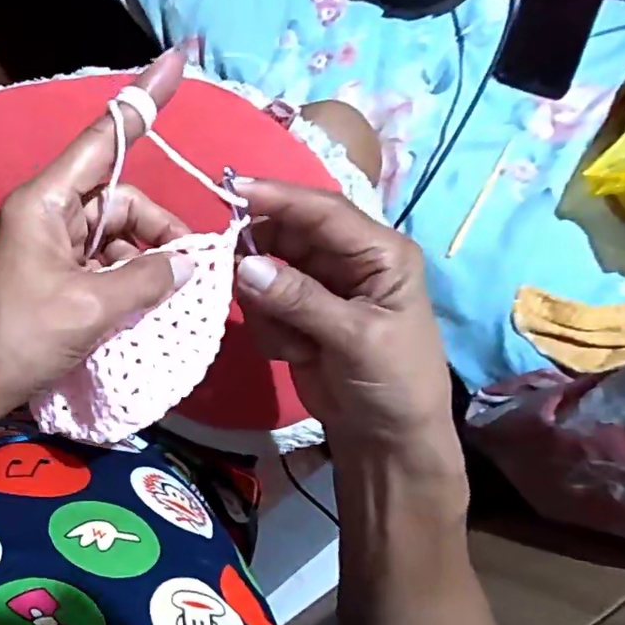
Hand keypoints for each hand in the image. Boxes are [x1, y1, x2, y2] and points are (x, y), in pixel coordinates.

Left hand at [0, 51, 194, 429]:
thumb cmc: (25, 339)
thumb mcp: (94, 308)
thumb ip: (148, 278)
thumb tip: (188, 263)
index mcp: (44, 202)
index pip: (102, 139)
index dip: (143, 102)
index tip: (178, 61)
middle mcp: (46, 212)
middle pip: (118, 197)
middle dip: (157, 227)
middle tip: (189, 265)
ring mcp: (47, 243)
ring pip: (113, 232)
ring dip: (144, 257)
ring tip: (170, 290)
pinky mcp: (51, 271)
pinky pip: (100, 259)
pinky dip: (125, 275)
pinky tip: (146, 300)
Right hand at [233, 179, 456, 458]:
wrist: (385, 436)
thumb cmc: (392, 381)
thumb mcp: (355, 338)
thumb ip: (300, 300)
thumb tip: (244, 266)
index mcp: (378, 253)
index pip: (323, 212)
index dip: (279, 197)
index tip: (232, 189)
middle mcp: (346, 261)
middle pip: (287, 235)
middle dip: (260, 255)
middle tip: (232, 275)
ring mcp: (317, 288)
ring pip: (266, 271)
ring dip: (265, 304)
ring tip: (291, 340)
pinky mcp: (296, 314)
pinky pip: (261, 304)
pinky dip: (268, 328)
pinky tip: (295, 352)